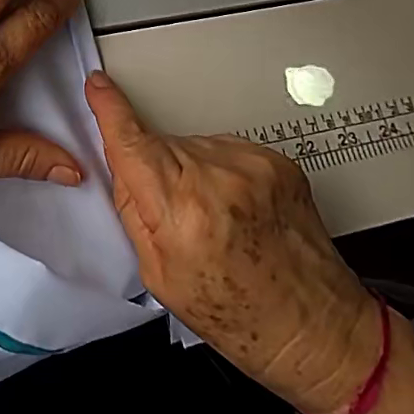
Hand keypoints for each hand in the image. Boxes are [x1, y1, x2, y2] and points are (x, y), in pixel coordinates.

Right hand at [83, 71, 382, 413]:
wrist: (315, 327)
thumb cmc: (238, 313)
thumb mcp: (157, 272)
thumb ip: (132, 210)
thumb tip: (119, 166)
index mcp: (180, 212)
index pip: (131, 144)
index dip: (109, 110)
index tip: (98, 86)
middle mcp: (219, 180)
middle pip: (158, 145)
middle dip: (151, 167)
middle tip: (171, 213)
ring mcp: (252, 167)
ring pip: (189, 145)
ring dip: (187, 169)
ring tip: (211, 216)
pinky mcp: (276, 162)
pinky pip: (222, 149)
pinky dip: (217, 170)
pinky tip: (232, 206)